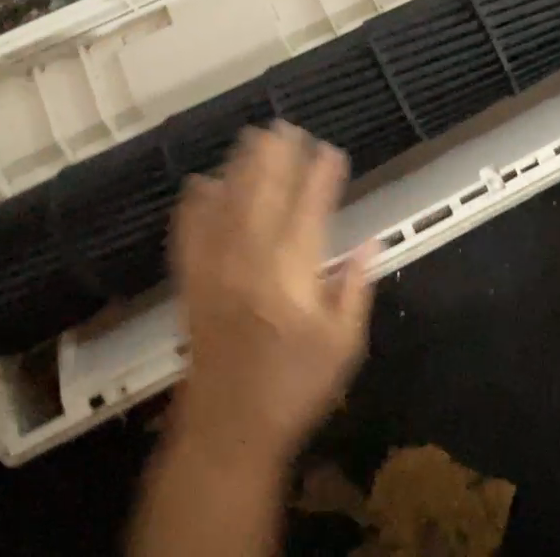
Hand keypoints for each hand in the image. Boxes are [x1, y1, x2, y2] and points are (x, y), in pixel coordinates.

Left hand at [171, 123, 375, 459]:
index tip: (331, 150)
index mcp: (292, 276)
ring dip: (239, 169)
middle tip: (286, 127)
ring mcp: (215, 273)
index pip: (310, 212)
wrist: (227, 431)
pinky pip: (189, 237)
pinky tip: (199, 184)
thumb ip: (354, 290)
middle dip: (276, 159)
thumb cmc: (294, 388)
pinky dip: (194, 207)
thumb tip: (370, 243)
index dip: (321, 177)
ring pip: (227, 208)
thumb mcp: (343, 345)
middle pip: (263, 197)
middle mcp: (250, 264)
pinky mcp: (192, 287)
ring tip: (251, 138)